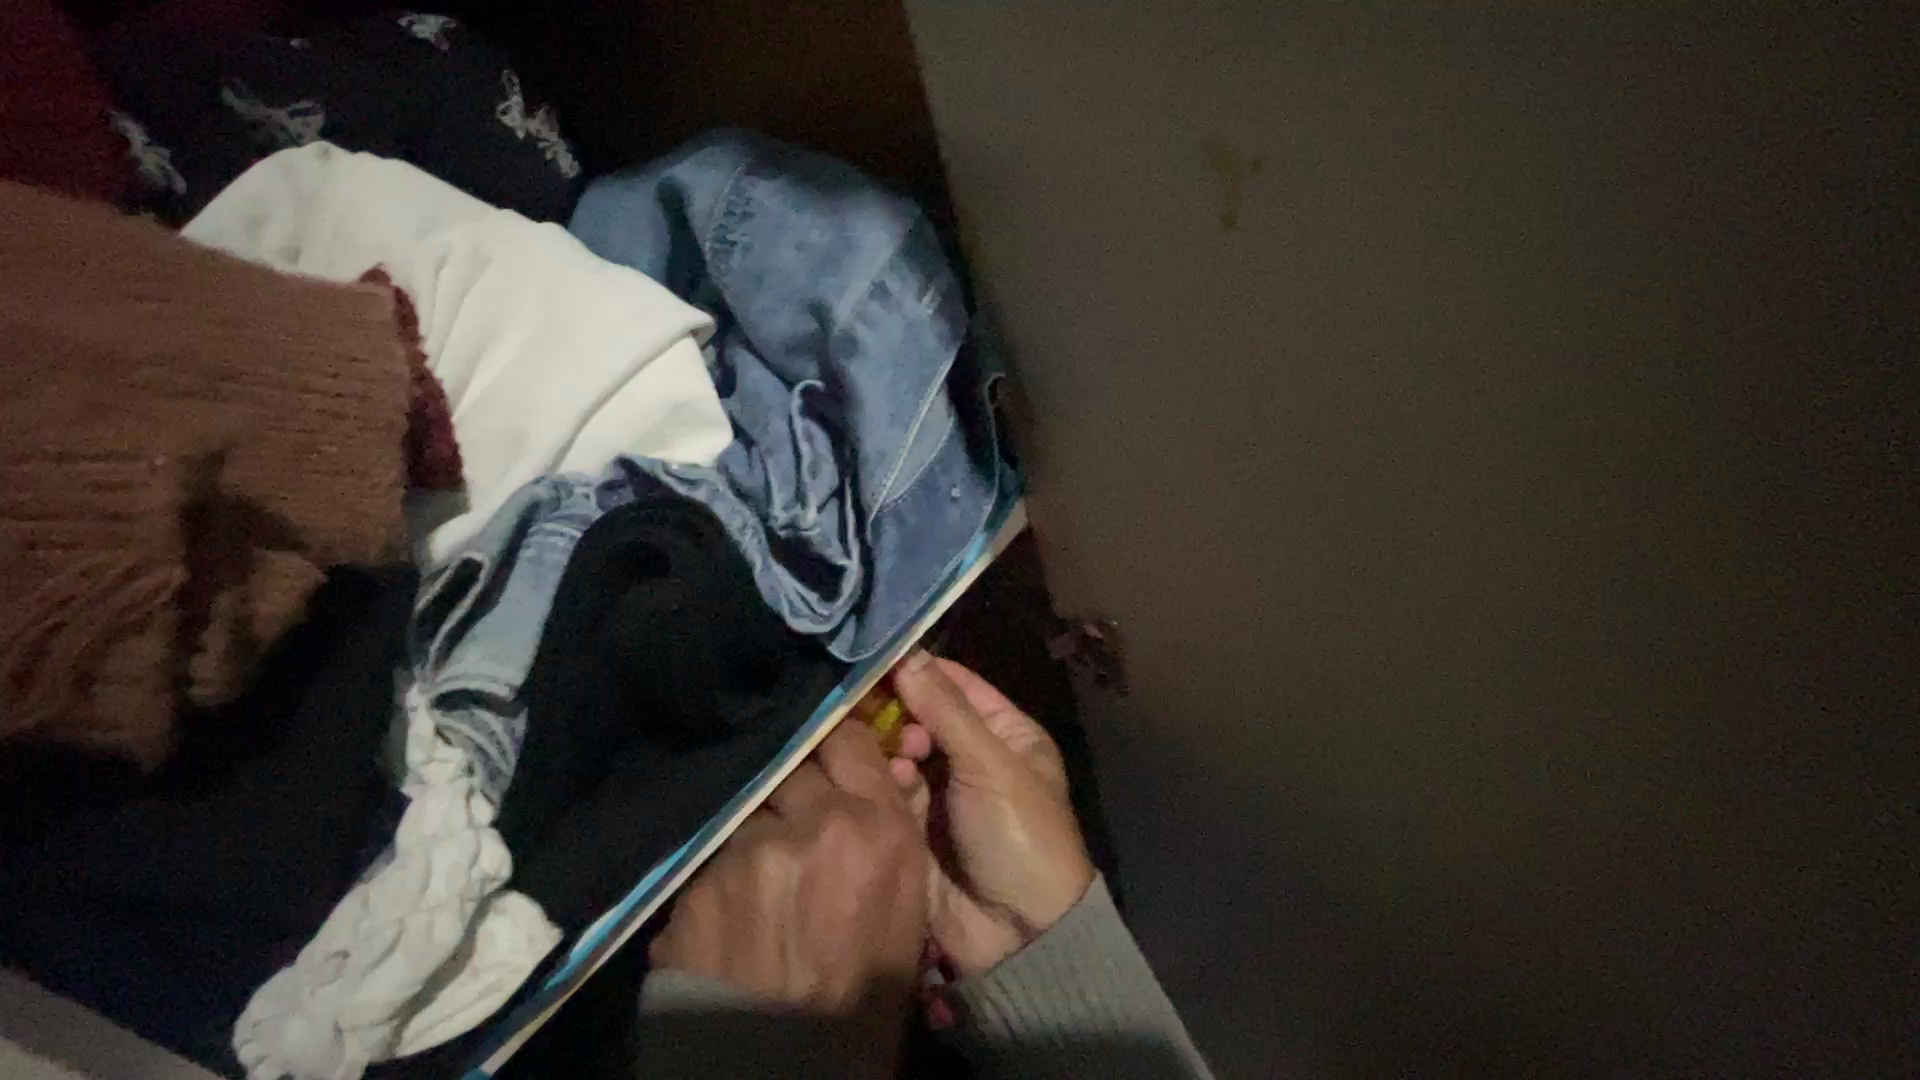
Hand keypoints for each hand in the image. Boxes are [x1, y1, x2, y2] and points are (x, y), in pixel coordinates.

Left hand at [650, 722, 930, 1014]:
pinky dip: (722, 875)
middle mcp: (814, 822)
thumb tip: (884, 776)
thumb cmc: (866, 991)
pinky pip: (714, 856)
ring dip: (756, 833)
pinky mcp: (700, 881)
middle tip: (793, 821)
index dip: (836, 743)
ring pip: (750, 809)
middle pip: (792, 765)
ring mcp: (751, 849)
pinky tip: (729, 913)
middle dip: (793, 786)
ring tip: (759, 879)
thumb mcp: (906, 904)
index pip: (848, 739)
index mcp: (876, 827)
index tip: (828, 753)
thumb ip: (892, 827)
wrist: (787, 1070)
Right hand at [889, 652, 1096, 975]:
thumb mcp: (991, 764)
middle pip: (923, 715)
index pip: (957, 685)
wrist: (1017, 935)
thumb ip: (946, 710)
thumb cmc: (1019, 834)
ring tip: (896, 759)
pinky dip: (886, 782)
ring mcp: (940, 791)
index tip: (877, 658)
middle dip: (901, 713)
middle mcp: (971, 755)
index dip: (921, 670)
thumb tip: (907, 654)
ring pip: (900, 750)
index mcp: (1006, 734)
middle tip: (882, 718)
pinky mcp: (912, 824)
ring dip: (893, 749)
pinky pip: (890, 788)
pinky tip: (887, 786)